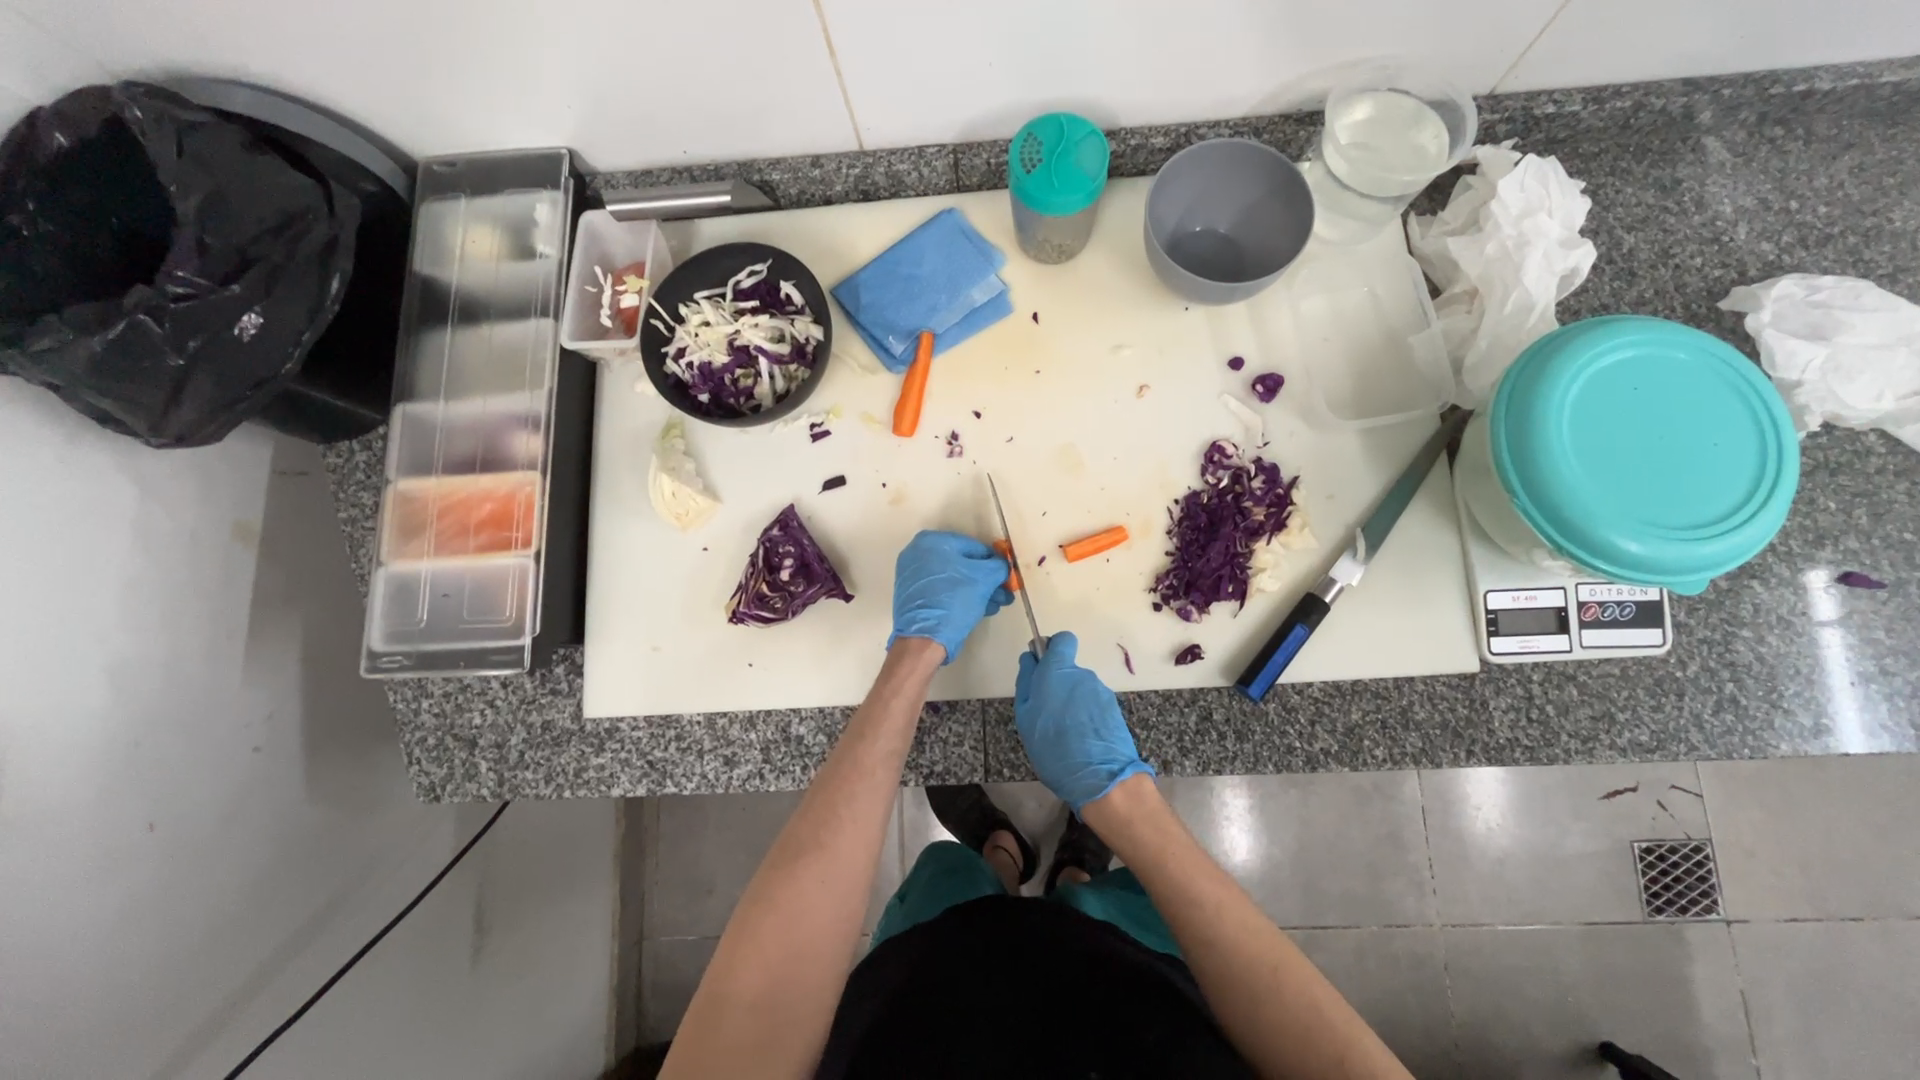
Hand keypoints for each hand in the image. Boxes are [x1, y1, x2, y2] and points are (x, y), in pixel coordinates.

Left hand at [889, 531, 1012, 663]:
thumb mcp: (984, 579)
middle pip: (963, 564)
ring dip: (978, 591)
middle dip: (987, 581)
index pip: (973, 547)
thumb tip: (1002, 565)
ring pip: (955, 580)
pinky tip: (980, 609)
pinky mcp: (914, 597)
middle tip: (1004, 593)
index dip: (994, 562)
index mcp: (931, 542)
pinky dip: (961, 598)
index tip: (1007, 576)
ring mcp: (913, 577)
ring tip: (996, 604)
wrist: (924, 640)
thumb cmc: (954, 600)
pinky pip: (944, 592)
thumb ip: (998, 566)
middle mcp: (918, 554)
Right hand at [1015, 632, 1154, 810]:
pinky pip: (1093, 706)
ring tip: (1064, 735)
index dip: (1052, 649)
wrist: (1102, 778)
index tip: (1042, 668)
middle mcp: (1082, 675)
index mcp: (1058, 671)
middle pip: (1068, 671)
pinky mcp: (1114, 711)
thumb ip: (1026, 682)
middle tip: (1046, 715)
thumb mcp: (1025, 716)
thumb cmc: (1053, 747)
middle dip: (1057, 686)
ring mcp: (1101, 693)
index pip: (1062, 639)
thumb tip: (1030, 658)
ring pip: (1080, 690)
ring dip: (1071, 704)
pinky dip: (1086, 718)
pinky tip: (1081, 742)